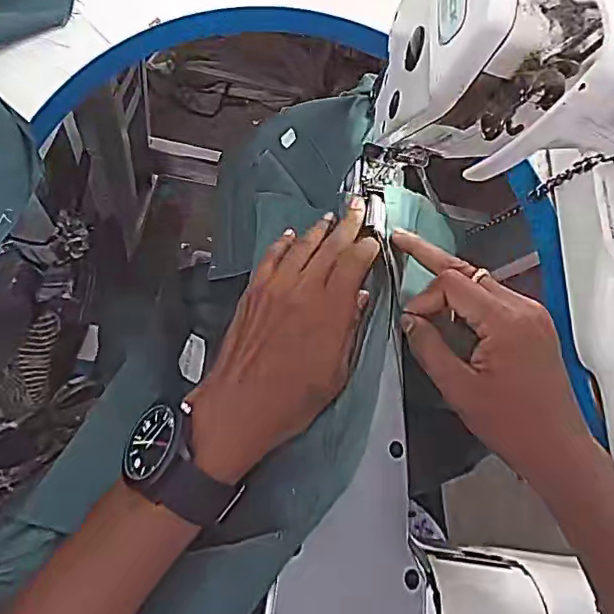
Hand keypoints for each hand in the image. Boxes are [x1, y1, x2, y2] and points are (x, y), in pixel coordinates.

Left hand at [187, 198, 381, 483]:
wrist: (240, 405)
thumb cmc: (293, 398)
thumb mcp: (337, 370)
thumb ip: (350, 328)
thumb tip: (360, 298)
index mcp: (330, 309)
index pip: (354, 263)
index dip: (367, 247)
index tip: (374, 240)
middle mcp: (303, 290)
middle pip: (330, 247)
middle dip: (348, 225)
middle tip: (357, 208)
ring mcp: (275, 288)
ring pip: (301, 247)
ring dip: (318, 230)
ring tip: (331, 218)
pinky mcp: (254, 293)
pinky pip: (271, 258)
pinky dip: (283, 243)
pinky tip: (291, 236)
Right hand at [391, 229, 600, 496]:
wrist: (558, 448)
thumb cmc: (517, 426)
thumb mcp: (459, 388)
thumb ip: (429, 347)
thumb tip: (411, 321)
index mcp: (506, 321)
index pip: (454, 282)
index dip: (424, 296)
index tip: (410, 320)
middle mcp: (524, 309)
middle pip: (469, 272)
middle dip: (434, 264)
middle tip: (404, 243)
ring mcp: (533, 315)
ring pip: (482, 284)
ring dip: (452, 291)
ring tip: (427, 305)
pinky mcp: (535, 325)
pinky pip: (496, 300)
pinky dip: (471, 305)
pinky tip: (455, 323)